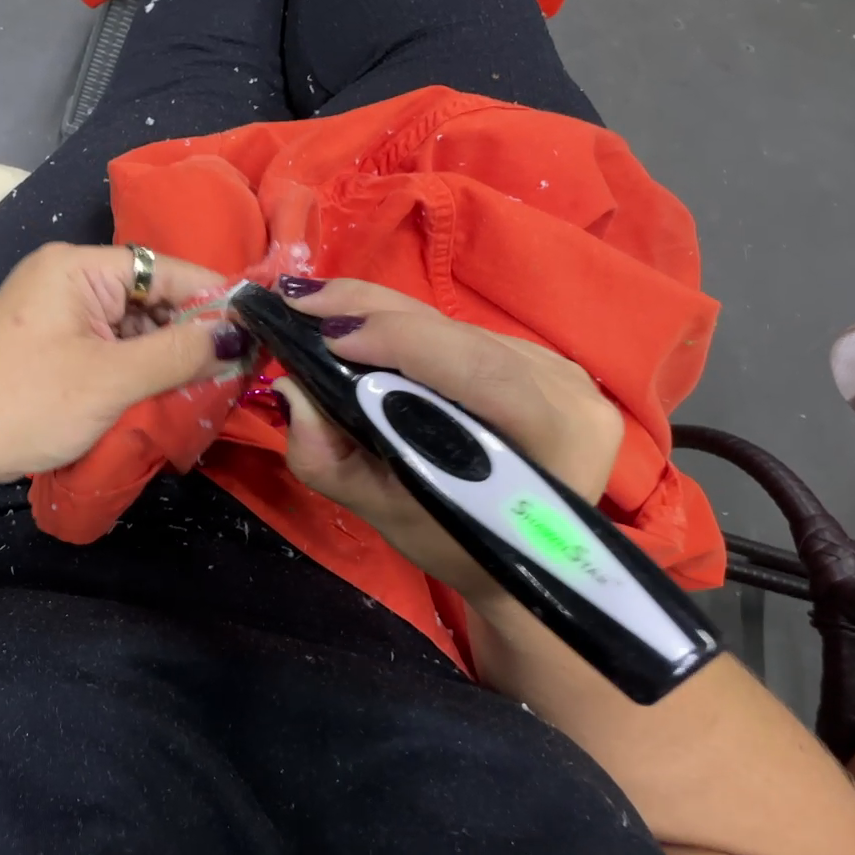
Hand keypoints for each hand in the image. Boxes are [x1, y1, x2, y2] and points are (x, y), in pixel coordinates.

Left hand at [0, 244, 241, 499]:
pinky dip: (137, 365)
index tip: (259, 331)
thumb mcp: (111, 380)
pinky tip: (165, 389)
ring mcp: (58, 310)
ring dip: (165, 352)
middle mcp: (69, 277)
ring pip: (133, 322)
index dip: (215, 298)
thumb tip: (239, 336)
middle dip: (190, 330)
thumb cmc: (25, 405)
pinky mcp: (53, 341)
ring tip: (208, 383)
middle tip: (237, 367)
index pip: (165, 269)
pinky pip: (109, 342)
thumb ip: (179, 353)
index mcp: (79, 267)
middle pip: (151, 294)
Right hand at [266, 279, 623, 601]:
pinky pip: (456, 330)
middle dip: (371, 311)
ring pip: (450, 325)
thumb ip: (327, 458)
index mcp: (548, 440)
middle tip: (296, 299)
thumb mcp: (381, 514)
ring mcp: (556, 369)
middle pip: (458, 334)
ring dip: (377, 313)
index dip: (404, 343)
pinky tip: (356, 321)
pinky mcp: (537, 358)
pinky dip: (399, 323)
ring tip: (314, 307)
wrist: (521, 555)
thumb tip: (290, 389)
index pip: (479, 372)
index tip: (330, 337)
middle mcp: (564, 391)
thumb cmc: (455, 543)